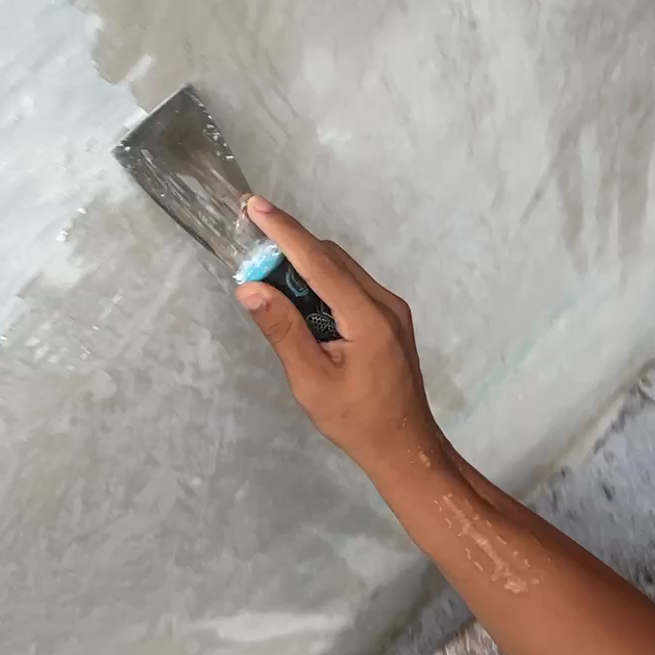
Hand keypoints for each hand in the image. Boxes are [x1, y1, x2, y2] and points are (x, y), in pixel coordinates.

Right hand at [234, 196, 443, 470]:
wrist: (405, 447)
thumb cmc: (355, 421)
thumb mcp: (311, 381)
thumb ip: (283, 330)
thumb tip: (250, 289)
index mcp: (368, 318)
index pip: (320, 263)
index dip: (285, 233)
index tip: (256, 207)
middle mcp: (384, 303)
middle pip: (331, 258)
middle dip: (290, 245)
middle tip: (250, 245)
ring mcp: (390, 308)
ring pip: (341, 268)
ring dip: (304, 263)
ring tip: (266, 271)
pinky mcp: (388, 316)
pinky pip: (349, 283)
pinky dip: (320, 279)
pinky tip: (298, 295)